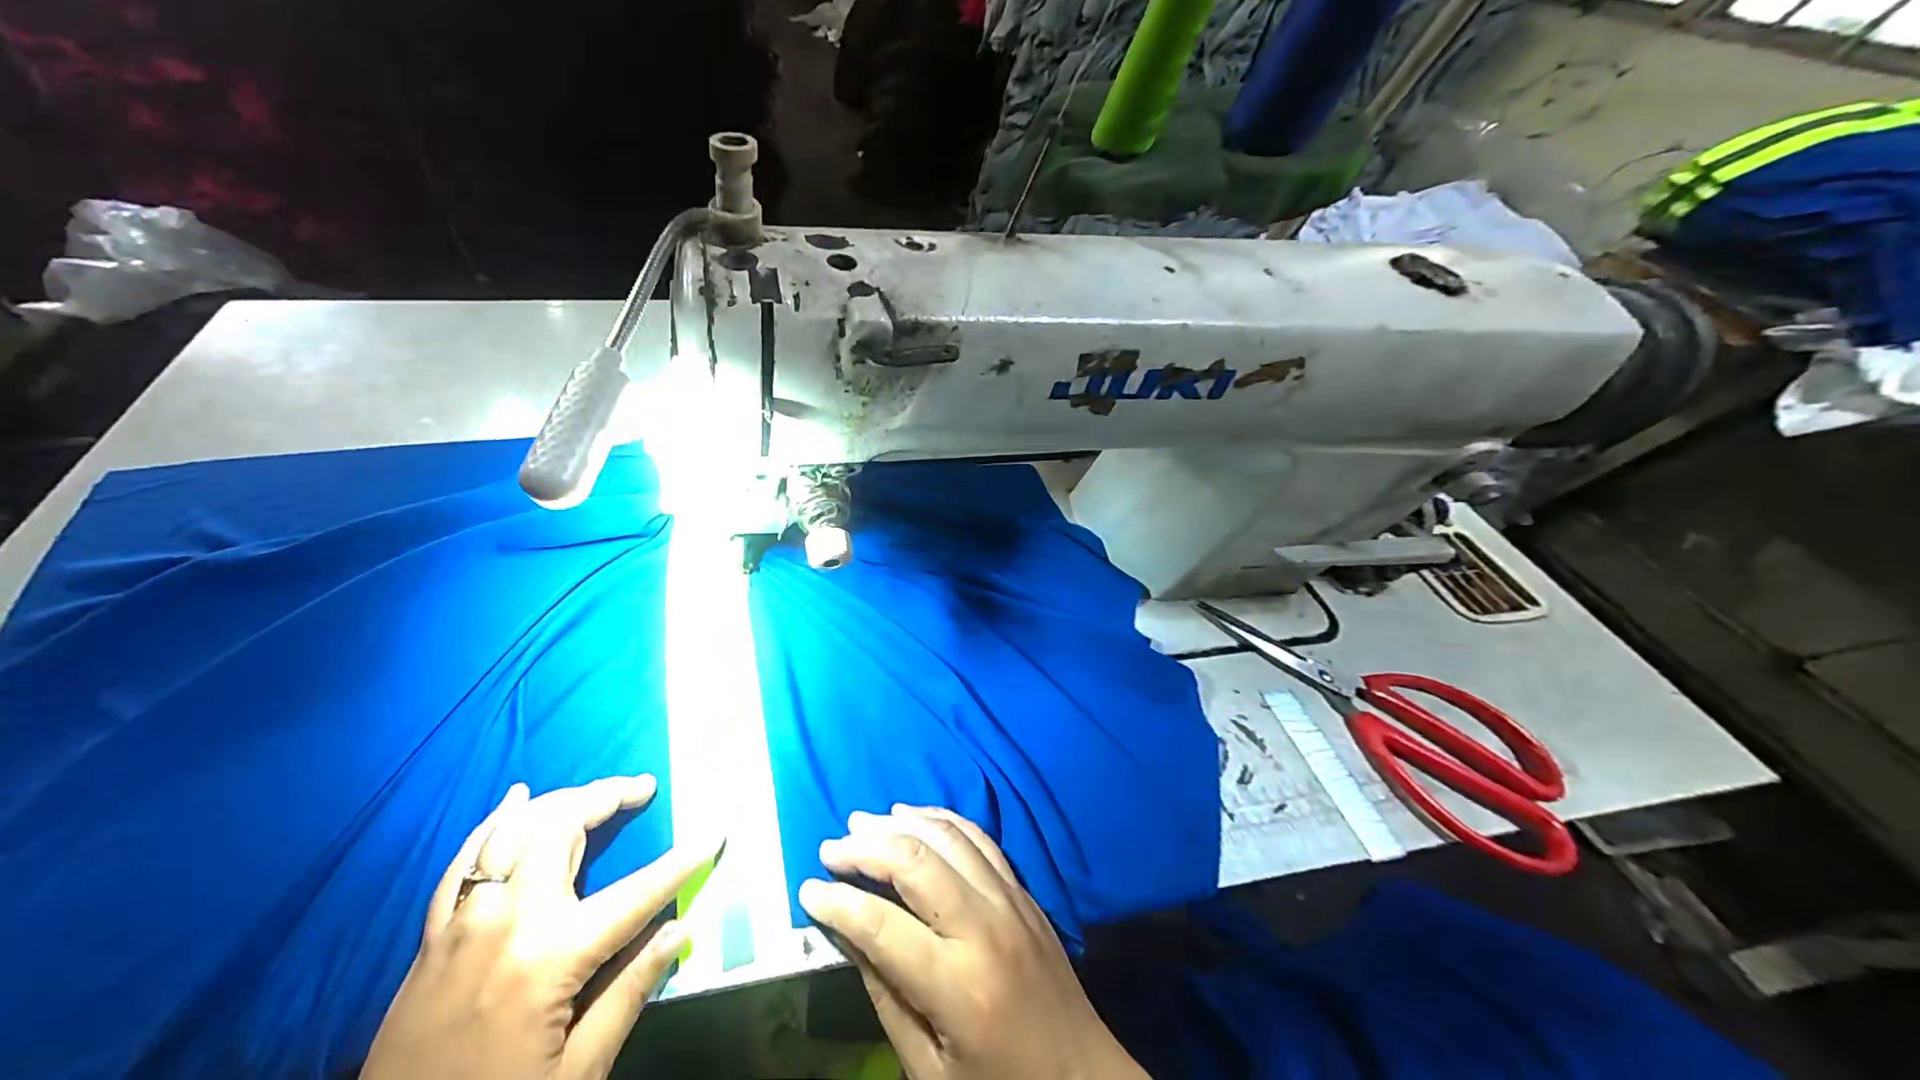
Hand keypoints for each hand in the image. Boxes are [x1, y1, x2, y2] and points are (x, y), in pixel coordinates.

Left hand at [363, 776, 720, 1079]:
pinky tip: (514, 800)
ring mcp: (465, 922)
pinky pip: (464, 859)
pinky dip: (493, 823)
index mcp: (552, 957)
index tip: (714, 833)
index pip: (636, 894)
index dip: (681, 862)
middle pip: (563, 830)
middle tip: (643, 787)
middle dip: (608, 797)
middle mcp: (508, 921)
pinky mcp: (433, 935)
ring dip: (560, 801)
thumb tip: (681, 930)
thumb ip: (630, 992)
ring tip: (597, 793)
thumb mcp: (576, 1071)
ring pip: (515, 831)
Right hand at [798, 806, 1145, 1079]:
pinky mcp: (1024, 891)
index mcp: (956, 985)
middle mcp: (983, 928)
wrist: (1083, 1075)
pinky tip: (915, 816)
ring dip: (900, 823)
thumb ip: (884, 995)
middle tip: (830, 848)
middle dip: (865, 849)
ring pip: (947, 837)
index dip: (837, 903)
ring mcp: (1009, 901)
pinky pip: (980, 838)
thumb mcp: (928, 1066)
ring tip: (863, 823)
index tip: (808, 891)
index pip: (881, 925)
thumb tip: (845, 935)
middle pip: (914, 862)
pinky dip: (942, 819)